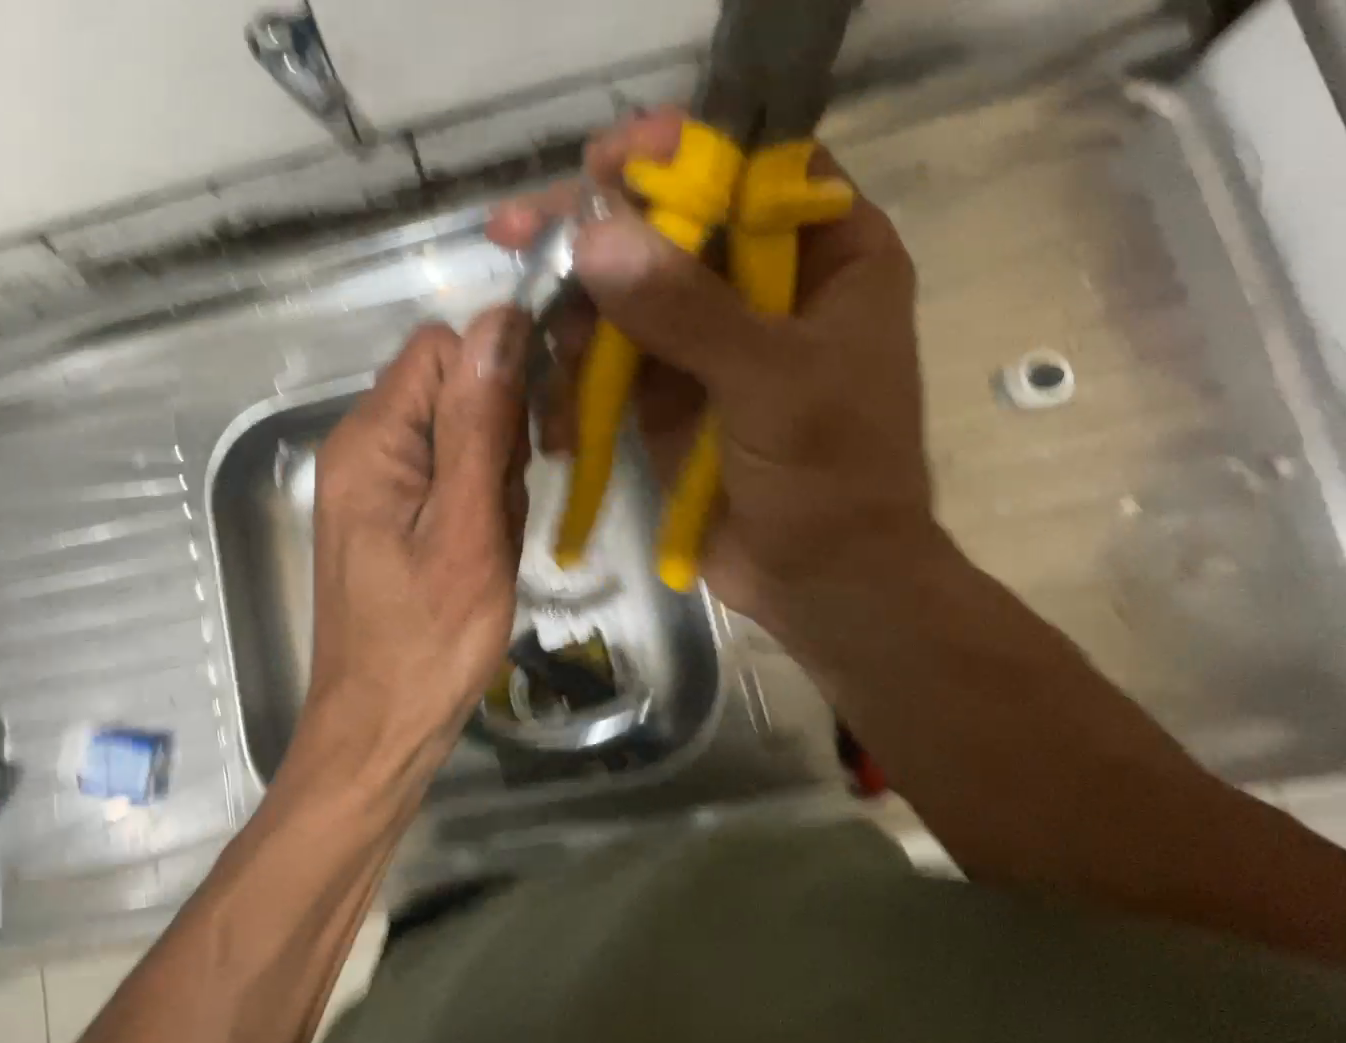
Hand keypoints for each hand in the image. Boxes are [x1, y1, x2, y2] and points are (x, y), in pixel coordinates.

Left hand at [294, 308, 529, 781]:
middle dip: (500, 437)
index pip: (442, 348)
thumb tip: (499, 323)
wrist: (381, 726)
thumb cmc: (428, 640)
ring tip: (493, 542)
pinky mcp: (390, 515)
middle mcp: (362, 447)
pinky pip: (450, 480)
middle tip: (507, 509)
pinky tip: (483, 553)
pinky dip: (480, 507)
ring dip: (495, 479)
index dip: (497, 373)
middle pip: (452, 388)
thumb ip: (479, 425)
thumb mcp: (466, 529)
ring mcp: (374, 484)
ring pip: (460, 436)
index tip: (534, 433)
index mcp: (371, 439)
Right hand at [487, 107, 939, 621]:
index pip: (753, 171)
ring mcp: (706, 339)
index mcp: (828, 257)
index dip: (681, 154)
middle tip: (515, 227)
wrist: (820, 584)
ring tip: (525, 331)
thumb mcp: (771, 385)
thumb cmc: (831, 478)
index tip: (606, 163)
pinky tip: (553, 410)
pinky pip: (606, 358)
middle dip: (594, 228)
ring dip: (570, 310)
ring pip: (625, 292)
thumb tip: (594, 238)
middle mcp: (763, 286)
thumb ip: (686, 311)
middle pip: (671, 225)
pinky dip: (572, 375)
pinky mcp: (664, 390)